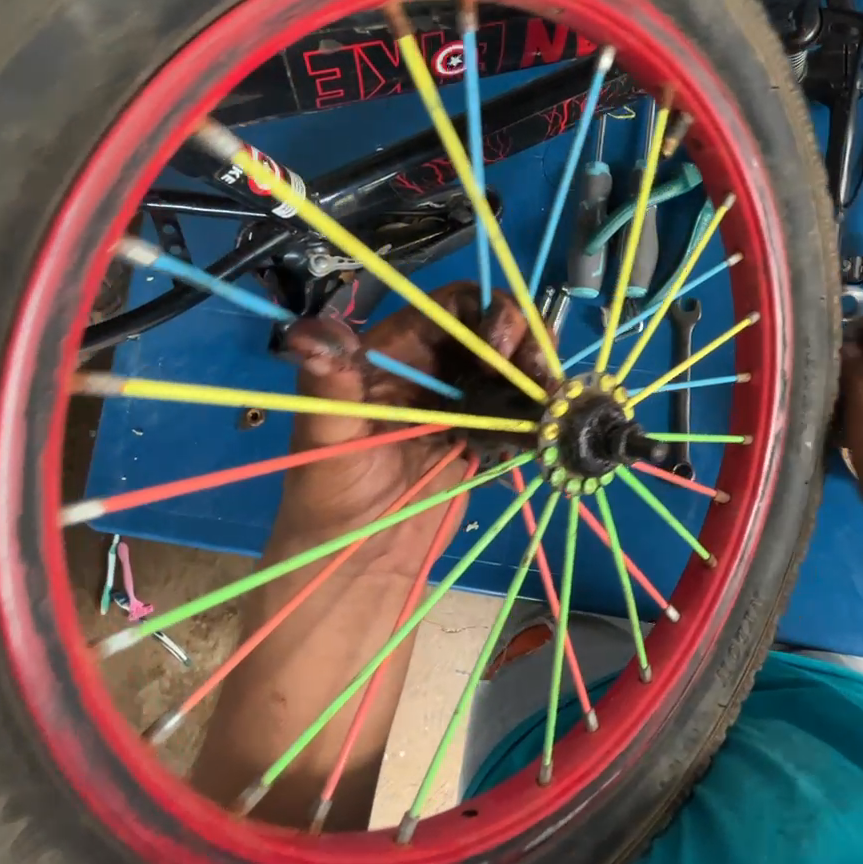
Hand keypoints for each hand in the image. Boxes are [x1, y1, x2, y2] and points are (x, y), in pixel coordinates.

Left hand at [271, 282, 550, 553]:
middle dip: (524, 339)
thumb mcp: (326, 436)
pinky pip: (521, 408)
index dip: (485, 312)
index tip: (500, 348)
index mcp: (397, 352)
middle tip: (535, 372)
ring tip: (549, 398)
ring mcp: (465, 401)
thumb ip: (329, 384)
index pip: (452, 306)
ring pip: (514, 365)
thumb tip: (311, 333)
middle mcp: (436, 368)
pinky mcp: (486, 435)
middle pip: (494, 328)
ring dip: (538, 372)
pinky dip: (541, 410)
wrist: (364, 557)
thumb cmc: (332, 495)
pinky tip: (551, 423)